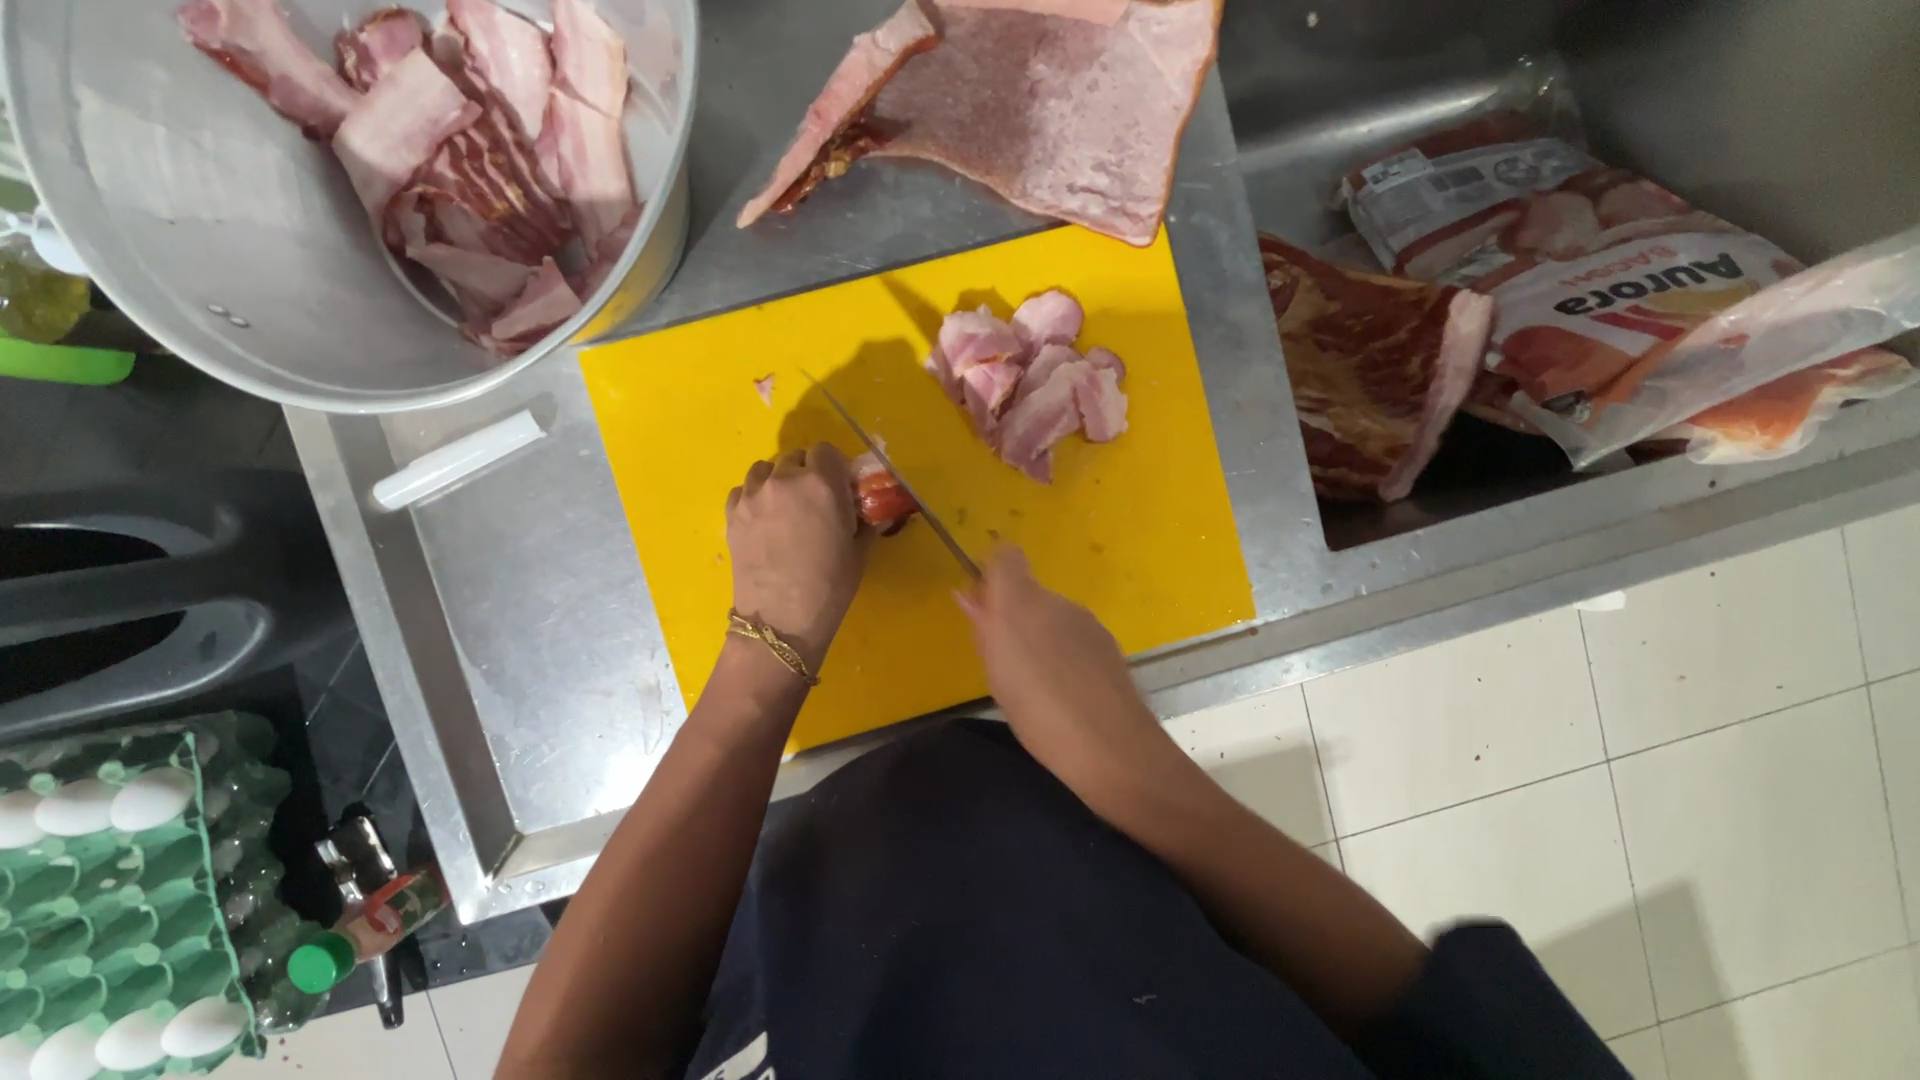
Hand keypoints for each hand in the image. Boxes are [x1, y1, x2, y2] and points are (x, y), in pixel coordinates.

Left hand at [726, 444, 869, 671]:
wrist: (781, 620)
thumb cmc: (830, 586)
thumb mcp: (858, 550)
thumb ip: (863, 521)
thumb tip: (869, 511)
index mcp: (822, 483)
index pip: (826, 450)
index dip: (833, 466)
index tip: (838, 486)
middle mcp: (785, 480)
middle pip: (795, 457)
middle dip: (806, 473)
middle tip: (813, 501)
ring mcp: (753, 495)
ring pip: (764, 469)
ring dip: (777, 480)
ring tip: (784, 507)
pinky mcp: (732, 514)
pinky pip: (743, 490)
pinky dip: (753, 498)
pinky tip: (762, 520)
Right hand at [957, 548, 1173, 796]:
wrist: (1110, 745)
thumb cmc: (1037, 714)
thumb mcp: (997, 674)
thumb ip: (984, 630)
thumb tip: (970, 596)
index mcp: (1020, 603)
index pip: (1005, 557)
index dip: (993, 577)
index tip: (986, 612)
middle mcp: (1056, 601)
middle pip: (1029, 593)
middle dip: (1015, 617)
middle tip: (1007, 663)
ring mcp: (1086, 620)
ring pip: (1053, 616)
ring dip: (1041, 638)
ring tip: (1039, 686)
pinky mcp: (1108, 641)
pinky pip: (1074, 636)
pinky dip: (1066, 653)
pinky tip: (1068, 691)